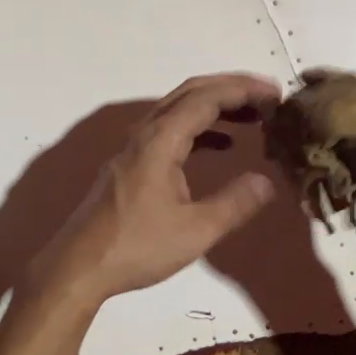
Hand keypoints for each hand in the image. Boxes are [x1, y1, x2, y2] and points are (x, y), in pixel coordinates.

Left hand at [27, 74, 281, 308]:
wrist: (78, 266)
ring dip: (216, 106)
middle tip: (269, 96)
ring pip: (179, 109)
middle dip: (232, 88)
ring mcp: (135, 147)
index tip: (277, 93)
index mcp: (161, 140)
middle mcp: (146, 133)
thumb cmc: (137, 247)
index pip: (206, 97)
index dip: (244, 90)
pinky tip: (222, 145)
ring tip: (253, 116)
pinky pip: (171, 129)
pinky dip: (200, 128)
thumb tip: (267, 180)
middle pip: (191, 92)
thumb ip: (234, 203)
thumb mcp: (195, 231)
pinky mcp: (132, 164)